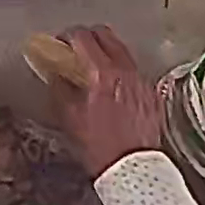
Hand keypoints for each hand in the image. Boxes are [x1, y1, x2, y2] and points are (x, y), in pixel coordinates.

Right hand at [50, 26, 162, 176]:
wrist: (133, 170)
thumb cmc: (98, 146)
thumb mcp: (69, 117)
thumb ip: (59, 87)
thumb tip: (53, 70)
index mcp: (102, 72)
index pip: (83, 37)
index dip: (67, 36)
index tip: (59, 44)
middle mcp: (125, 69)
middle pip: (105, 34)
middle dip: (87, 36)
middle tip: (75, 50)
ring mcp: (141, 78)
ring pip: (121, 48)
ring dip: (104, 50)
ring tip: (92, 67)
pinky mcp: (150, 90)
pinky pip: (133, 67)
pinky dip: (119, 67)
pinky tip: (111, 84)